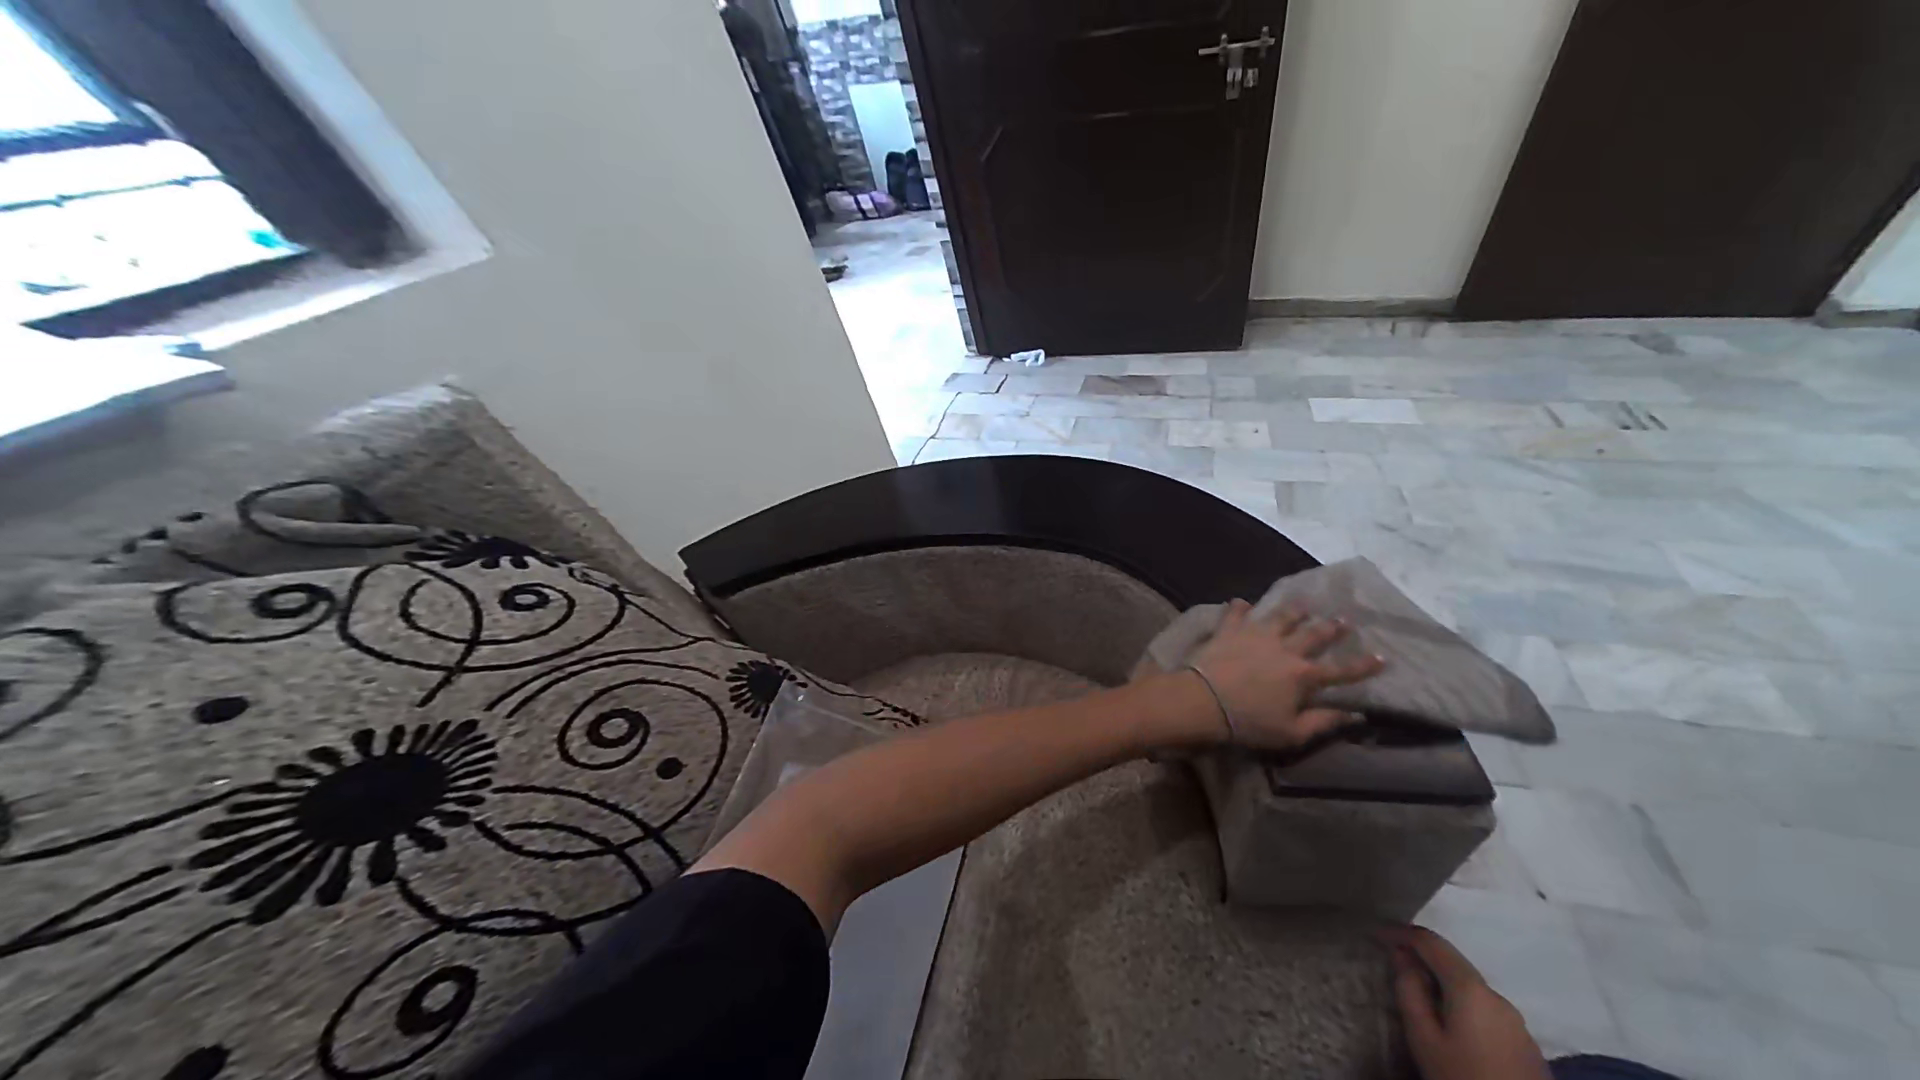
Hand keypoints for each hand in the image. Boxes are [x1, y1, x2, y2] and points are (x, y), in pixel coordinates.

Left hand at [1185, 599, 1384, 749]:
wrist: (1204, 700)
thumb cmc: (1248, 722)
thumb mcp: (1291, 732)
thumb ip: (1324, 722)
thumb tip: (1356, 715)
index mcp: (1304, 675)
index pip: (1342, 670)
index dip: (1364, 666)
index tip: (1382, 657)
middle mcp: (1285, 649)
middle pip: (1314, 634)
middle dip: (1332, 627)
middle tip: (1344, 619)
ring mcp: (1256, 634)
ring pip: (1280, 616)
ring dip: (1294, 610)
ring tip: (1303, 604)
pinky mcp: (1229, 630)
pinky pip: (1236, 613)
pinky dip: (1241, 607)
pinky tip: (1242, 602)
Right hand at [1382, 925, 1551, 1079]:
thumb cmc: (1462, 1079)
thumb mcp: (1424, 1038)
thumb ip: (1409, 991)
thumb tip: (1401, 955)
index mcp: (1471, 989)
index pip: (1432, 943)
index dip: (1401, 932)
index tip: (1377, 934)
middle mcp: (1497, 997)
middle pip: (1454, 963)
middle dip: (1422, 957)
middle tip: (1392, 963)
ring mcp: (1517, 1022)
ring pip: (1470, 987)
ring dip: (1442, 982)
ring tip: (1418, 995)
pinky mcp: (1525, 1045)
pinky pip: (1485, 1009)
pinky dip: (1461, 1003)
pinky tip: (1451, 1025)